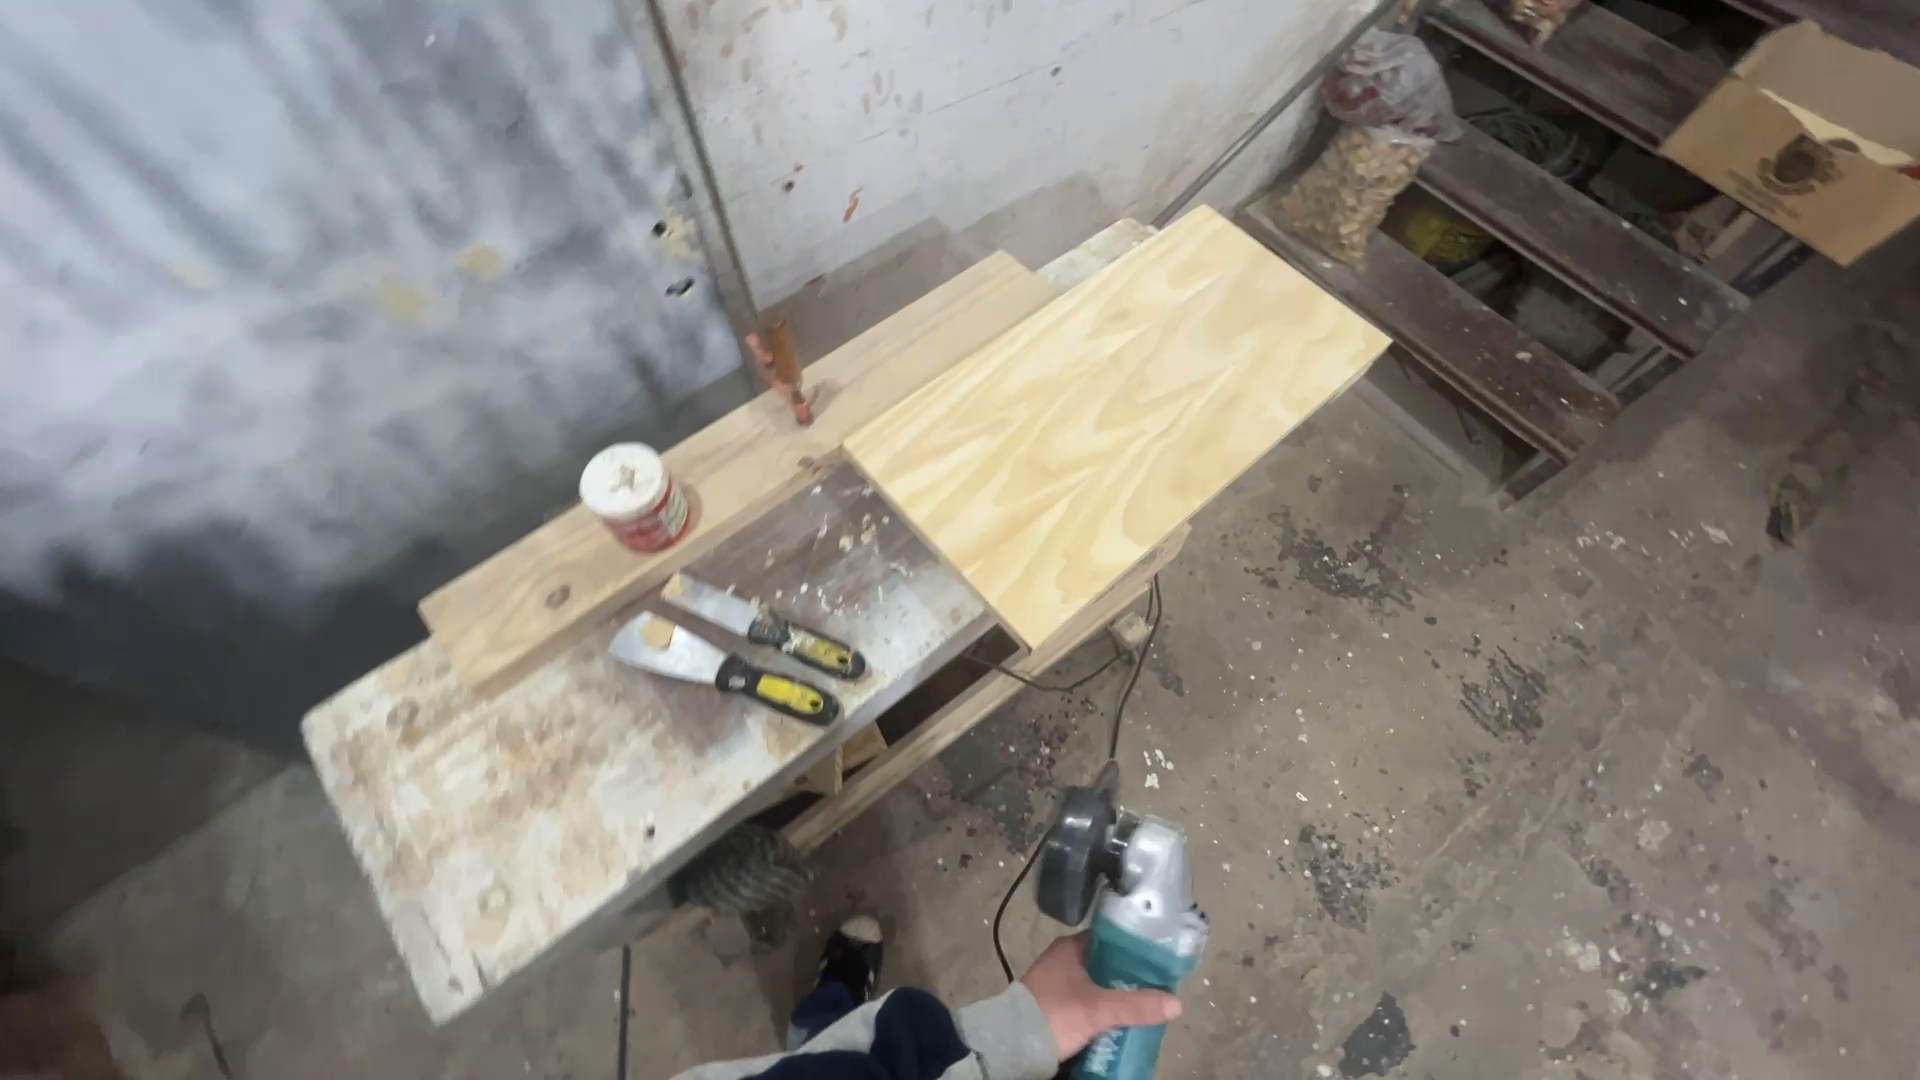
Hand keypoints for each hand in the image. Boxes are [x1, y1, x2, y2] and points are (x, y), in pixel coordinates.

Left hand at [1019, 933, 1183, 1060]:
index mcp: (1071, 947)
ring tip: (1145, 1005)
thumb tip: (1176, 1002)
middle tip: (1156, 989)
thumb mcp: (1097, 1009)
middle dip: (1130, 977)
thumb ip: (1135, 1005)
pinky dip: (1105, 1007)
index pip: (1110, 938)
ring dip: (1117, 993)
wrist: (1014, 1043)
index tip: (1158, 961)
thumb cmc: (1054, 1013)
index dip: (1134, 948)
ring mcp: (1059, 981)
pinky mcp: (1057, 1003)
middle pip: (1106, 963)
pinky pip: (1088, 999)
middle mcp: (1065, 959)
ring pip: (1098, 983)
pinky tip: (1121, 1019)